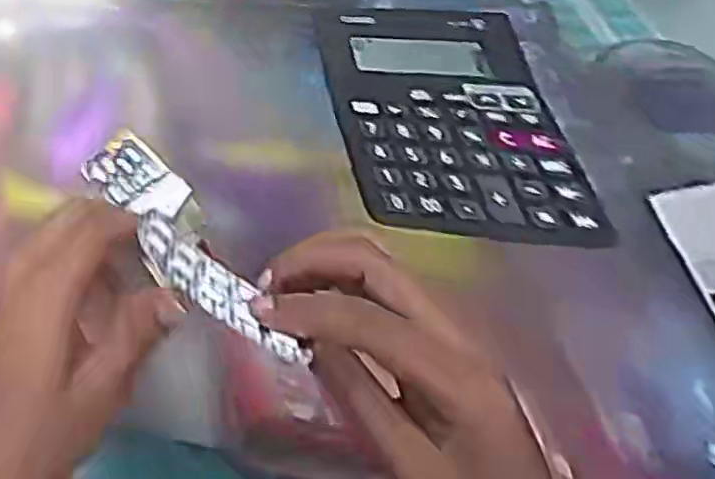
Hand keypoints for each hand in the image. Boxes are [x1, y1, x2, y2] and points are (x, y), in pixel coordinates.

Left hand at [0, 201, 180, 478]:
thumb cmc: (40, 427)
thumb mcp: (98, 391)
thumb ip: (134, 334)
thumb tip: (172, 293)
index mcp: (46, 284)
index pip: (91, 226)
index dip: (129, 219)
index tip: (167, 228)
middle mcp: (23, 265)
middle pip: (70, 215)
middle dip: (111, 218)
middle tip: (154, 243)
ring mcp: (10, 275)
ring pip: (56, 229)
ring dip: (93, 235)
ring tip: (136, 268)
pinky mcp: (6, 291)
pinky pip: (45, 249)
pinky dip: (74, 251)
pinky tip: (100, 290)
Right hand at [255, 232, 548, 478]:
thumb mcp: (412, 464)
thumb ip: (358, 396)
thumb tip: (305, 337)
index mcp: (455, 371)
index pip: (365, 315)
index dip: (304, 307)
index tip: (258, 311)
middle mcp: (456, 328)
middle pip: (370, 258)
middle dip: (307, 259)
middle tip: (267, 284)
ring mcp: (450, 319)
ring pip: (373, 256)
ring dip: (319, 259)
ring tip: (282, 285)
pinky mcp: (439, 321)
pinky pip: (379, 276)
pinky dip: (335, 270)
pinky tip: (312, 293)